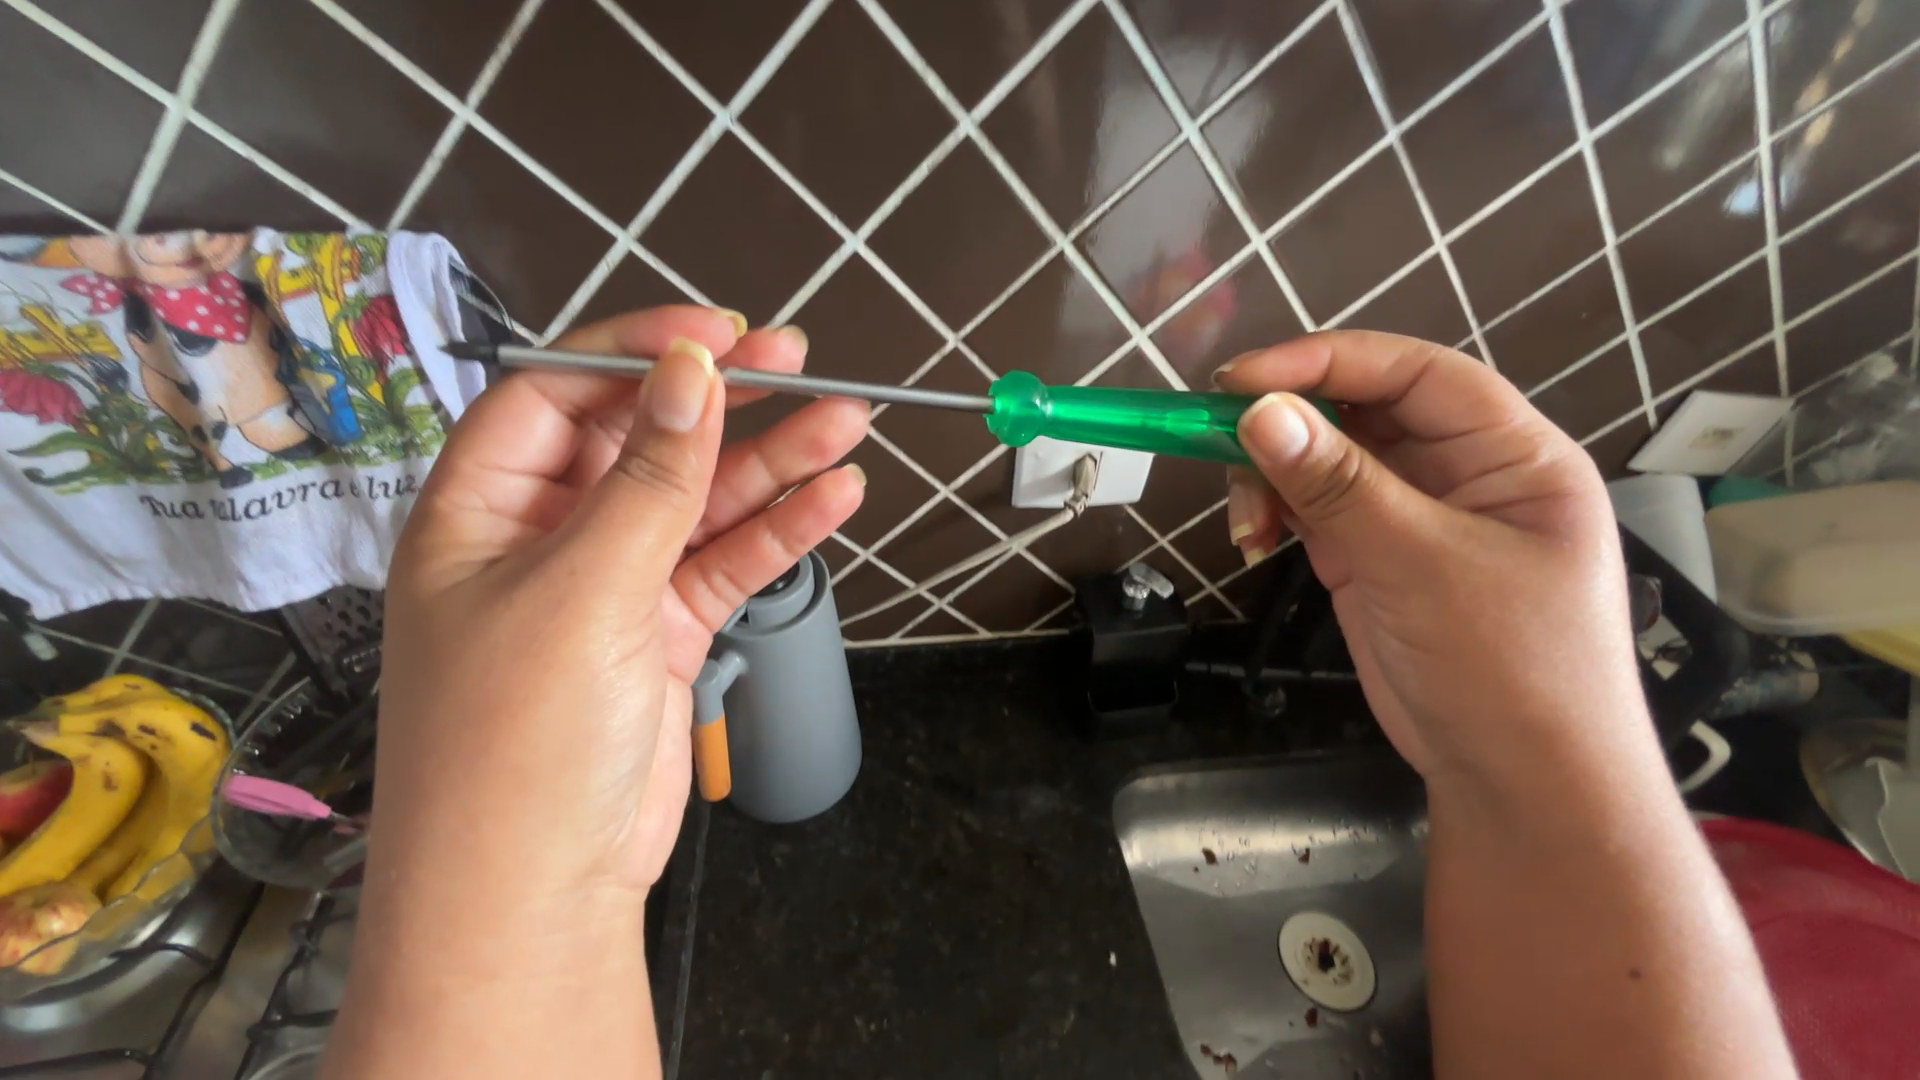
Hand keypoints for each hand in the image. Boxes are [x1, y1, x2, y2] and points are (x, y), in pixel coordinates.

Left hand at [378, 307, 868, 899]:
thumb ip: (647, 480)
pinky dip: (782, 531)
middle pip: (648, 440)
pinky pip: (730, 560)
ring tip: (849, 424)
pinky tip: (835, 498)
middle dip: (727, 402)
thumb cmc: (517, 741)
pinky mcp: (668, 626)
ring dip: (776, 464)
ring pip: (704, 501)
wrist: (543, 891)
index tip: (721, 337)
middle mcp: (550, 534)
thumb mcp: (582, 591)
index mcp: (484, 508)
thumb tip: (690, 373)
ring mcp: (617, 581)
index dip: (638, 354)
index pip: (560, 393)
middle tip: (803, 362)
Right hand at [1216, 332, 1649, 789]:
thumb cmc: (1503, 664)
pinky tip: (1254, 544)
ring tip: (1247, 528)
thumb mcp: (1420, 564)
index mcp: (1507, 450)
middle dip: (1286, 426)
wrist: (1514, 779)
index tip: (1241, 380)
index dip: (1325, 362)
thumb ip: (1338, 485)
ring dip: (1270, 478)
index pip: (1412, 373)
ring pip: (1321, 459)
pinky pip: (1308, 508)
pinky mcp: (1368, 553)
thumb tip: (1257, 412)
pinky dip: (1272, 516)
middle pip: (1356, 411)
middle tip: (1218, 442)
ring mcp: (1407, 513)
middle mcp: (1457, 469)